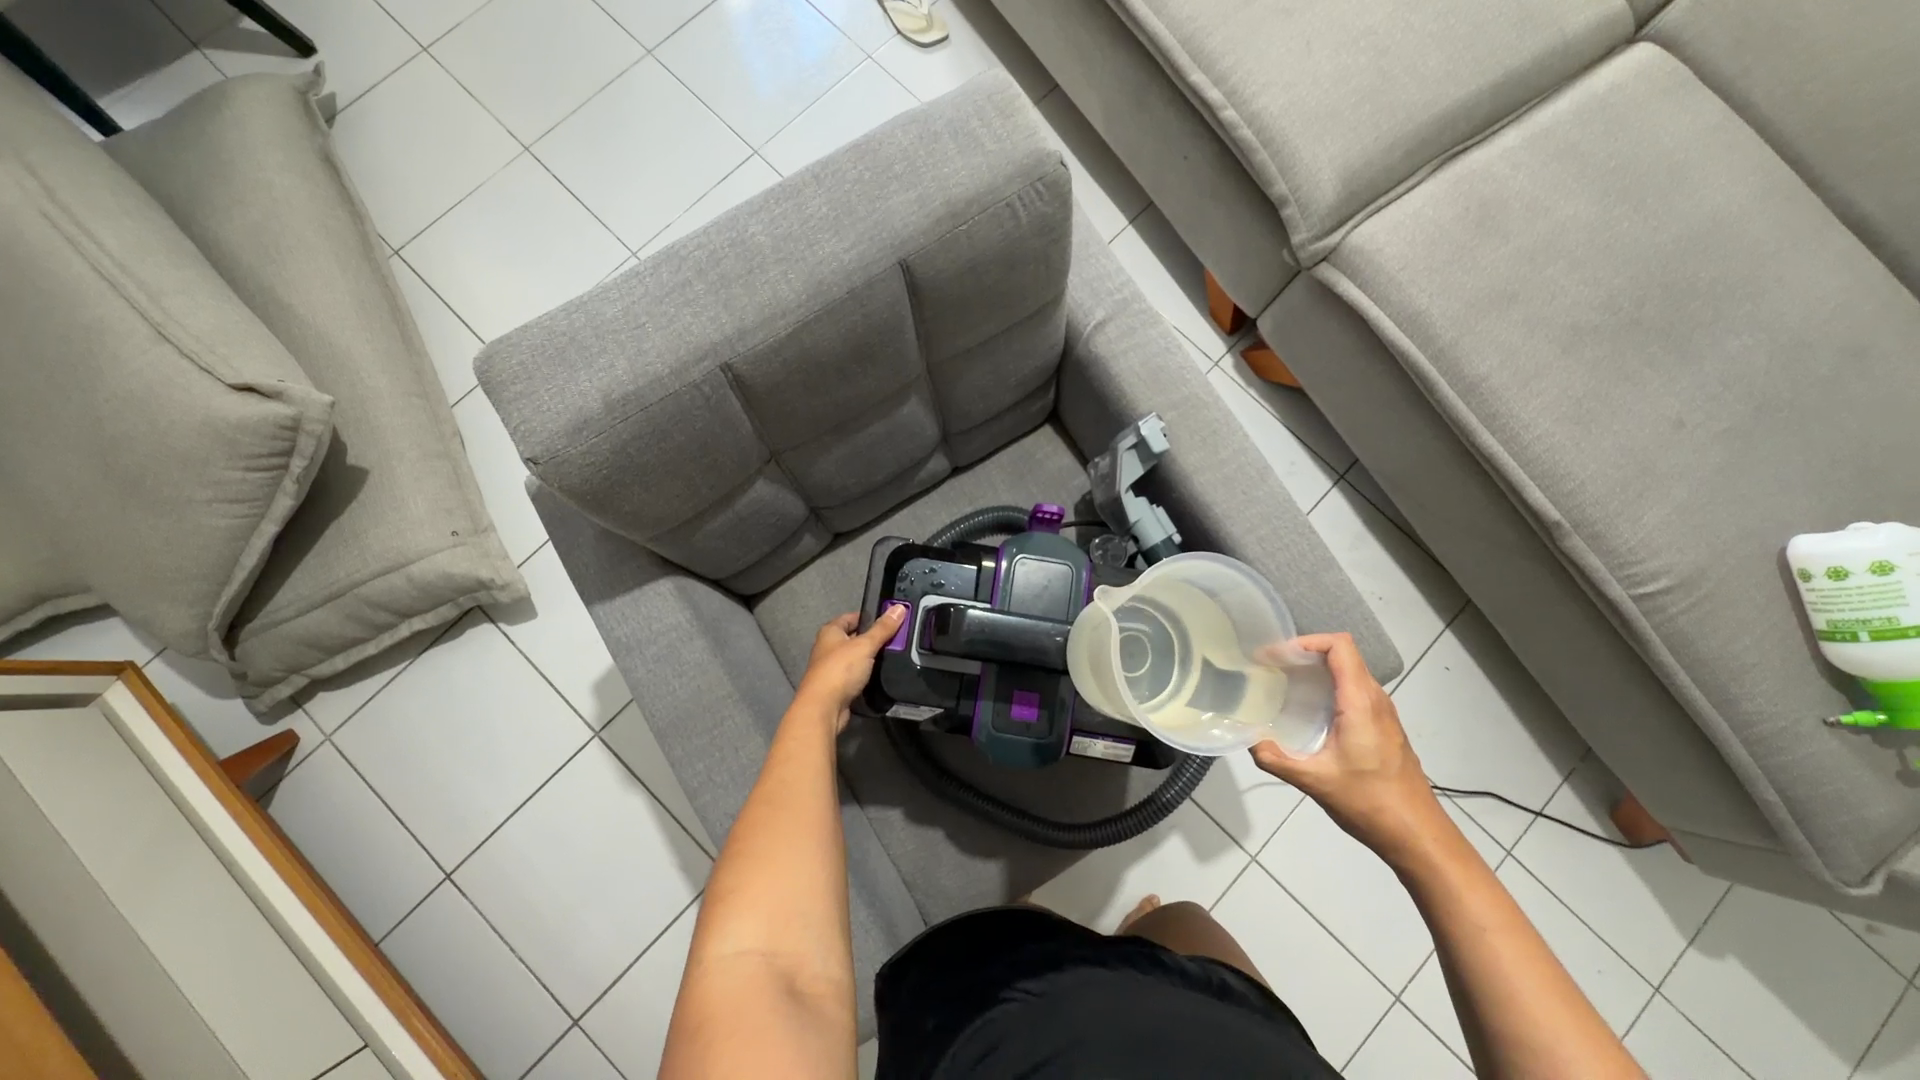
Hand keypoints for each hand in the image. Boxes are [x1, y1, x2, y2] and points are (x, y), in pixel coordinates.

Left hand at [794, 607, 906, 731]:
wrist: (824, 708)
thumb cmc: (840, 670)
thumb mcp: (865, 645)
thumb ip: (883, 628)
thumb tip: (899, 608)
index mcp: (830, 632)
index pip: (851, 617)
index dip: (869, 616)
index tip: (889, 618)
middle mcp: (828, 648)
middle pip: (855, 638)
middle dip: (874, 638)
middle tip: (897, 638)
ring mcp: (832, 669)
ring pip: (857, 658)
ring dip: (872, 658)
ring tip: (894, 656)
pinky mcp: (839, 687)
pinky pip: (857, 676)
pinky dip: (868, 675)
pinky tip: (882, 675)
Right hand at [1250, 633, 1446, 864]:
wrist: (1416, 834)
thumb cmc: (1368, 802)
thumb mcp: (1314, 781)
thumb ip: (1275, 758)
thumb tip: (1249, 741)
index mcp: (1360, 702)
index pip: (1339, 646)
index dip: (1307, 641)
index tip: (1276, 655)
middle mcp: (1376, 700)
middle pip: (1343, 656)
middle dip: (1306, 654)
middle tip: (1272, 669)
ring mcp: (1384, 714)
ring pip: (1351, 675)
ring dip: (1319, 672)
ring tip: (1284, 687)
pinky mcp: (1384, 729)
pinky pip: (1356, 693)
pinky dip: (1330, 690)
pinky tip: (1309, 714)